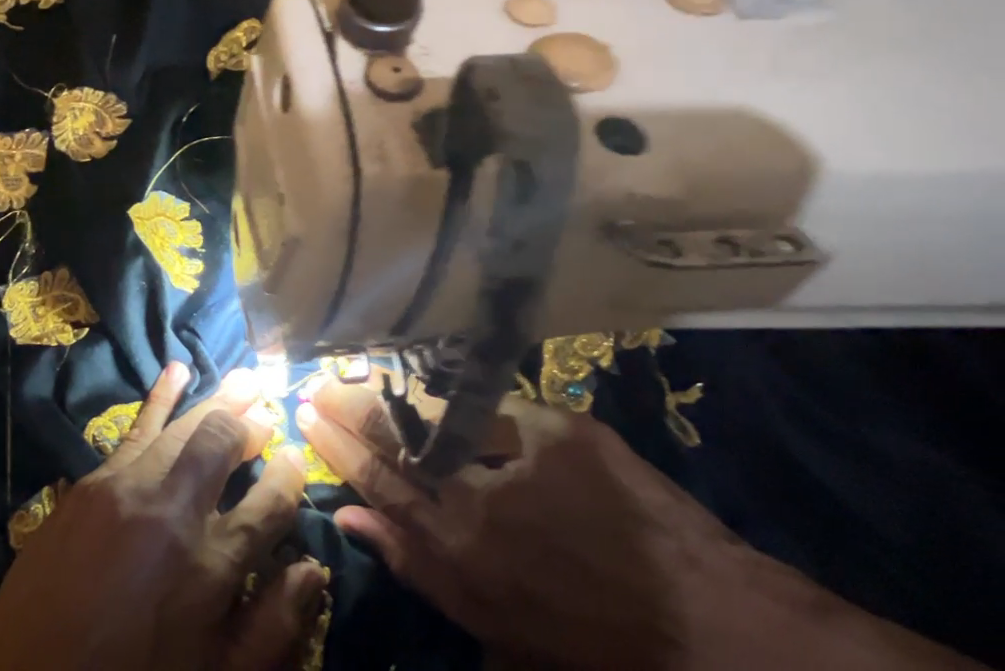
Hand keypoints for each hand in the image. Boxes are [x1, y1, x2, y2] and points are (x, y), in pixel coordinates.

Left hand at [0, 364, 328, 670]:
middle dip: (250, 422)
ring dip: (214, 400)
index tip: (296, 458)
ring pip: (180, 427)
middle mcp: (173, 510)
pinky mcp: (92, 482)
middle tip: (268, 404)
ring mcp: (127, 488)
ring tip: (242, 377)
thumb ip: (273, 626)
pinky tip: (175, 372)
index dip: (291, 475)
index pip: (270, 502)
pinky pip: (134, 429)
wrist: (32, 669)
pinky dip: (159, 398)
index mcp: (212, 563)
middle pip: (221, 444)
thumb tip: (312, 568)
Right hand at [298, 379, 984, 670]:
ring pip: (440, 411)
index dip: (337, 444)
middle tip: (320, 383)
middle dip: (352, 406)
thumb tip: (351, 516)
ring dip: (397, 393)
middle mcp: (479, 494)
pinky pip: (497, 402)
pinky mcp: (566, 428)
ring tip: (366, 376)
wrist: (710, 623)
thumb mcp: (490, 622)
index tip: (306, 414)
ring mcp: (523, 454)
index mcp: (457, 545)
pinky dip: (462, 393)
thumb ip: (414, 564)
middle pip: (397, 436)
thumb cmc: (589, 639)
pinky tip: (439, 382)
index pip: (377, 478)